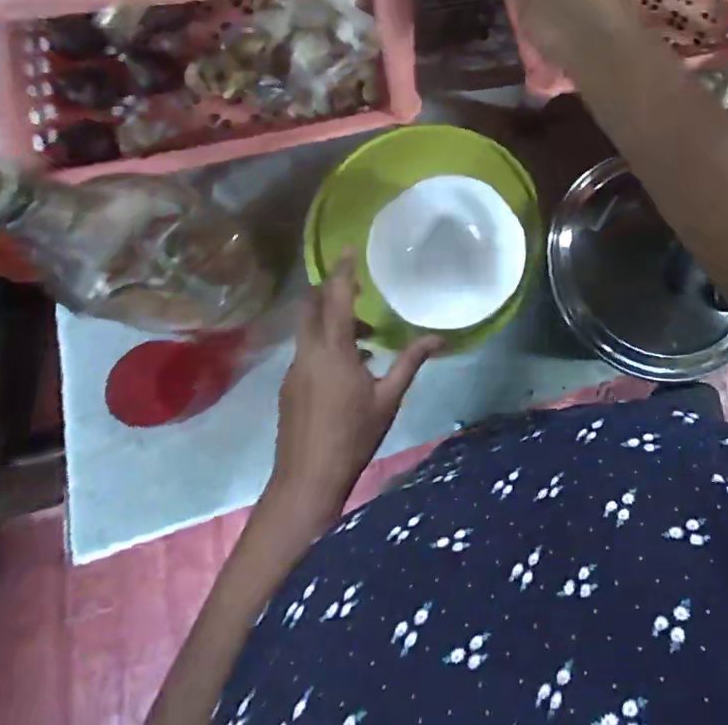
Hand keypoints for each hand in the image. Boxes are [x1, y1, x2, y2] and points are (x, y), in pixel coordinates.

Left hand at [269, 249, 441, 510]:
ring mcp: (293, 369)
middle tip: (356, 292)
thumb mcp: (388, 398)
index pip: (334, 297)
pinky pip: (305, 351)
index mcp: (333, 350)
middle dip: (328, 291)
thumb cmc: (354, 436)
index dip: (341, 270)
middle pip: (310, 306)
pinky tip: (348, 371)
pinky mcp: (288, 386)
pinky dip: (324, 346)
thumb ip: (410, 362)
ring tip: (365, 341)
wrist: (307, 478)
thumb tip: (440, 339)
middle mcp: (307, 352)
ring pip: (307, 330)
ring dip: (330, 323)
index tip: (348, 248)